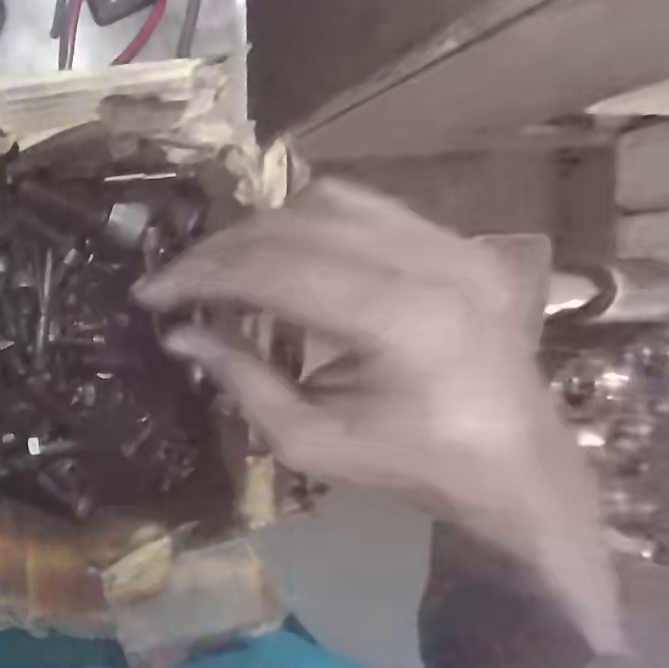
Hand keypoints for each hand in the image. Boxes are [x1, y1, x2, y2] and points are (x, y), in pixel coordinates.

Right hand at [135, 178, 622, 648]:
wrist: (517, 465)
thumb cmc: (412, 466)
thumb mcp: (310, 442)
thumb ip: (241, 380)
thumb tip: (179, 334)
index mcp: (402, 322)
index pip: (276, 271)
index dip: (202, 276)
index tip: (151, 292)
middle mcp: (431, 262)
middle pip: (294, 226)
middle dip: (218, 251)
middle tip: (175, 282)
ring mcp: (451, 242)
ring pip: (324, 201)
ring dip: (257, 231)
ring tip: (222, 268)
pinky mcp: (455, 240)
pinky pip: (360, 205)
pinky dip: (302, 222)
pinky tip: (278, 252)